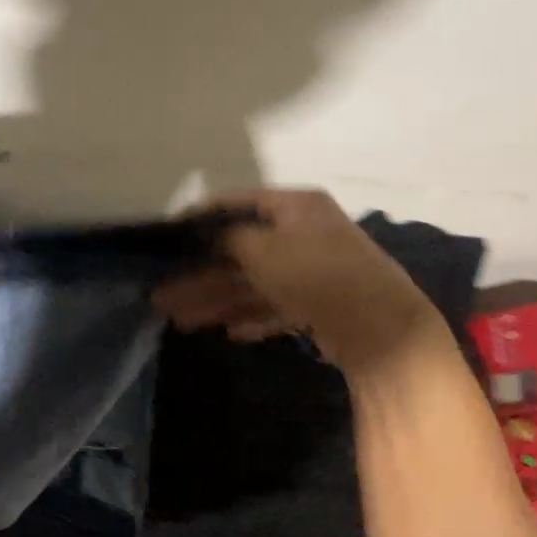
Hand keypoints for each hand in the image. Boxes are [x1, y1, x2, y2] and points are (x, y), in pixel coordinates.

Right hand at [153, 189, 444, 373]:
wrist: (375, 323)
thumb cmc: (312, 272)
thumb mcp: (259, 247)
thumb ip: (226, 238)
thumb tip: (208, 237)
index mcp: (294, 207)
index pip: (236, 204)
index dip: (199, 218)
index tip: (166, 236)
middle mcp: (303, 233)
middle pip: (238, 252)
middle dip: (198, 275)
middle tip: (161, 295)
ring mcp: (311, 269)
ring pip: (250, 283)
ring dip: (214, 300)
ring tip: (181, 321)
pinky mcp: (317, 302)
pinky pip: (273, 306)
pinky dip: (250, 317)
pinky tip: (229, 332)